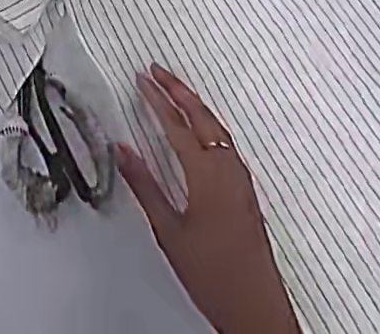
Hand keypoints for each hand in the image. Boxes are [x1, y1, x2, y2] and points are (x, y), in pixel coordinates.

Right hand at [117, 65, 300, 333]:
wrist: (257, 312)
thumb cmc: (215, 276)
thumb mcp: (168, 229)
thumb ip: (144, 185)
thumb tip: (123, 151)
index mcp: (208, 175)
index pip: (177, 125)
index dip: (157, 99)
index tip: (141, 79)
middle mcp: (228, 171)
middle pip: (202, 117)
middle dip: (178, 89)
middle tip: (157, 70)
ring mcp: (241, 181)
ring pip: (216, 128)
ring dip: (194, 104)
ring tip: (175, 89)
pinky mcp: (245, 193)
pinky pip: (225, 143)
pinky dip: (207, 124)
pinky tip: (199, 129)